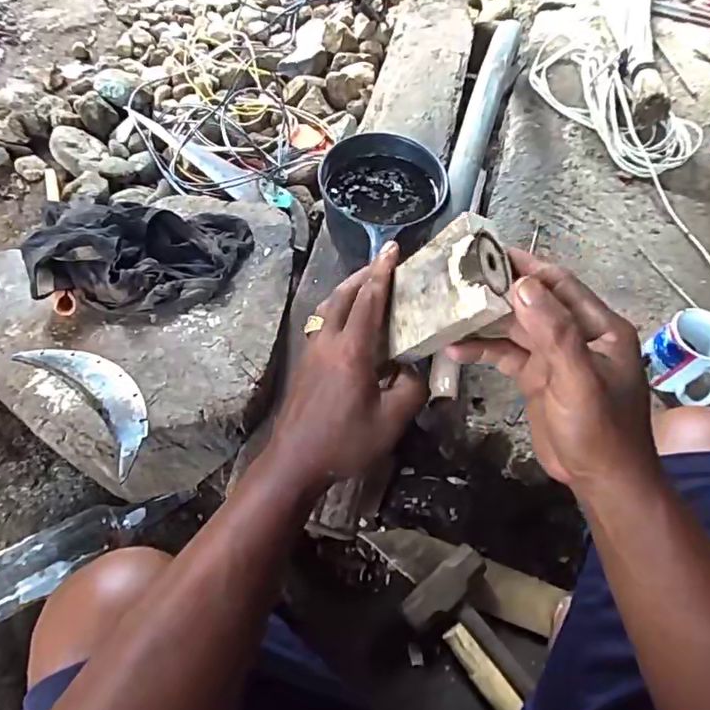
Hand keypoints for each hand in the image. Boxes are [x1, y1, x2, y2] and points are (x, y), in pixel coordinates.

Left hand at [263, 241, 427, 491]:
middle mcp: (328, 342)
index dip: (383, 272)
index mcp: (351, 351)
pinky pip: (321, 322)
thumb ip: (411, 390)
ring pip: (327, 306)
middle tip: (383, 263)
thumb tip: (414, 370)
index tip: (392, 248)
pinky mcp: (304, 363)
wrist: (295, 461)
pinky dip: (337, 308)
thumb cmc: (344, 442)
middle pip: (343, 295)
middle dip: (363, 274)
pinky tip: (348, 320)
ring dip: (347, 290)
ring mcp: (311, 351)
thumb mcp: (391, 422)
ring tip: (366, 285)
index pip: (369, 301)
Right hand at [448, 250, 655, 492]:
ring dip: (486, 322)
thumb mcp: (579, 380)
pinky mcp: (538, 378)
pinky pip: (507, 356)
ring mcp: (555, 357)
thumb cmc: (601, 431)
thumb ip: (555, 333)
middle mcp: (577, 336)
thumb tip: (524, 286)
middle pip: (533, 303)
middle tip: (460, 278)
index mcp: (599, 328)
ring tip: (450, 311)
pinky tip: (456, 349)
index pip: (560, 285)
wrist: (602, 480)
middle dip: (499, 291)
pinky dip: (484, 351)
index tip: (491, 252)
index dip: (527, 267)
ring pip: (516, 329)